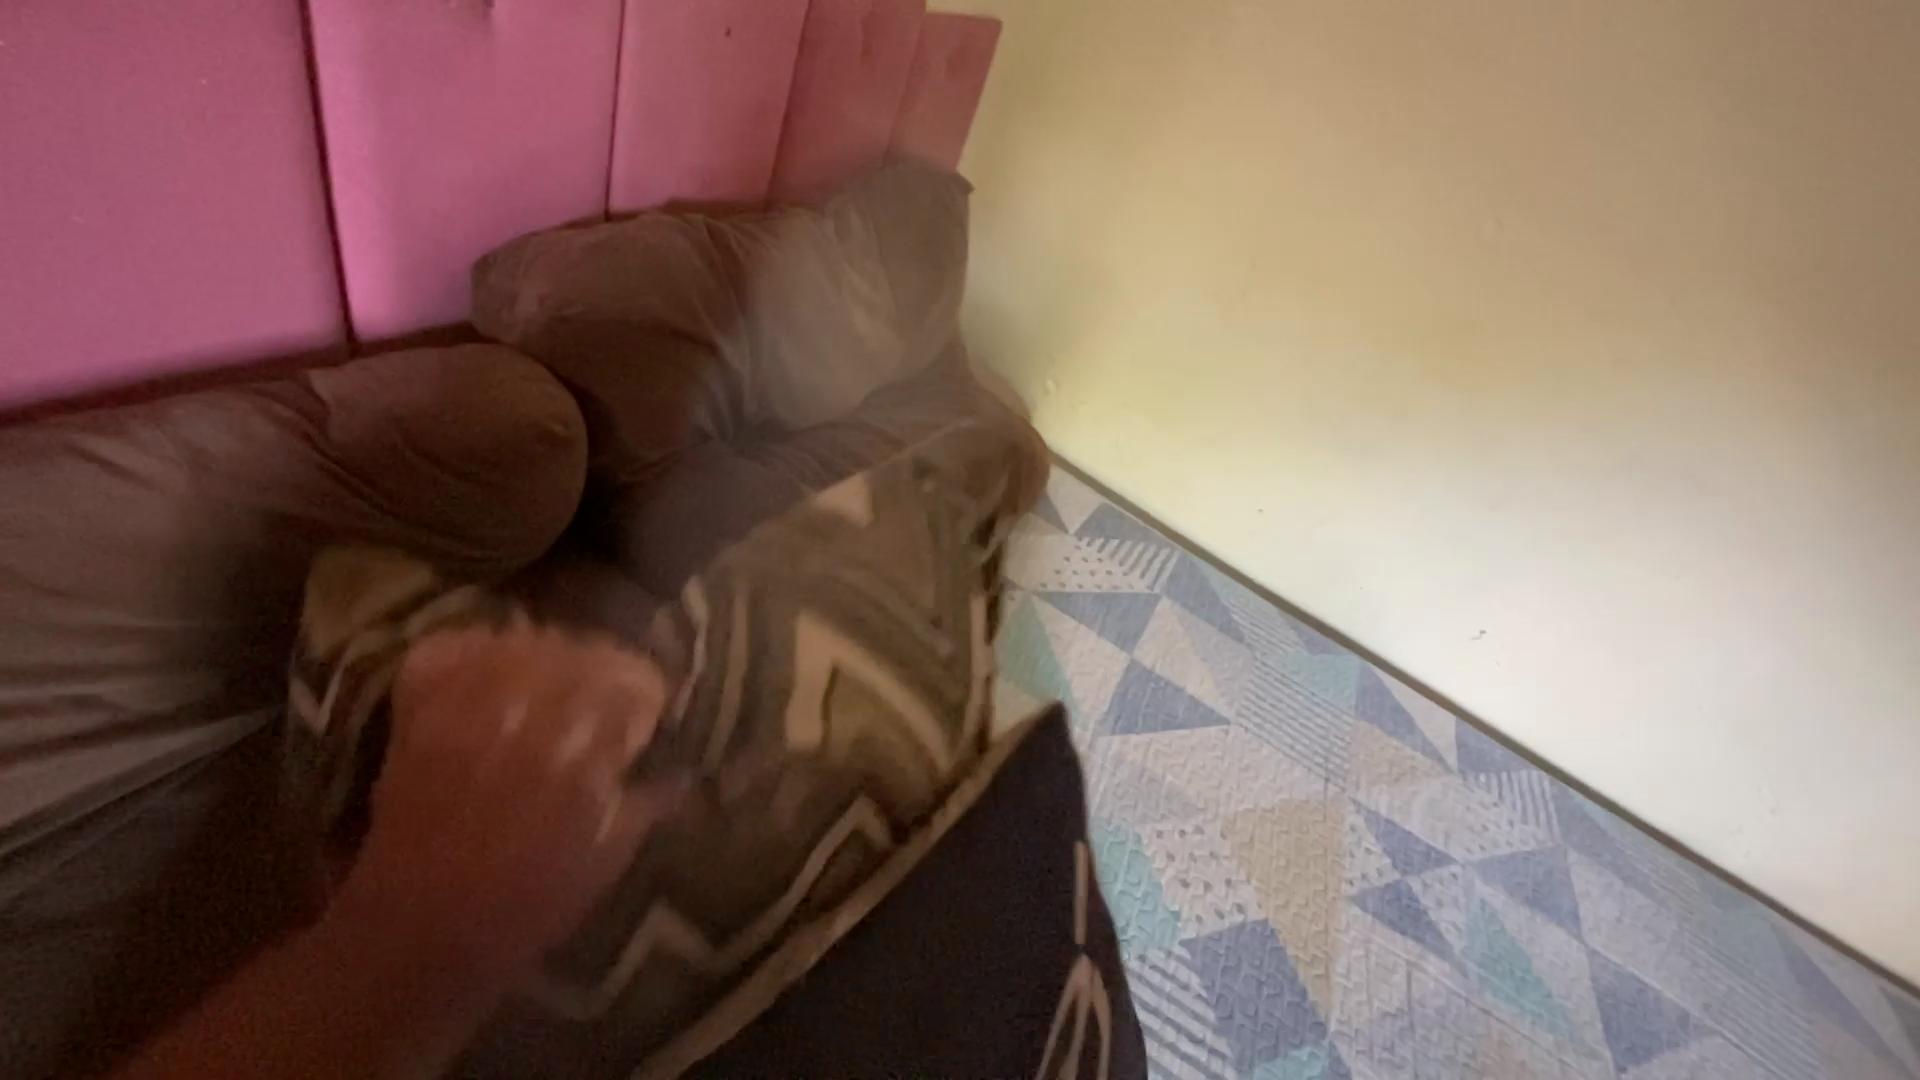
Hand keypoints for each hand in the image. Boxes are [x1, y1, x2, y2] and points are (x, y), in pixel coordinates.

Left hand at [329, 625, 676, 990]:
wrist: (420, 936)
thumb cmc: (530, 903)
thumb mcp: (611, 855)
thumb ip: (648, 799)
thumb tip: (680, 768)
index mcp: (584, 751)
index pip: (633, 678)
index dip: (644, 690)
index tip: (645, 712)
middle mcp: (530, 717)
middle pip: (579, 650)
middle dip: (601, 664)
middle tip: (604, 689)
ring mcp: (469, 712)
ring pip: (519, 641)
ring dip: (544, 652)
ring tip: (551, 672)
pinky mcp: (421, 721)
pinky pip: (447, 655)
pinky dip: (472, 650)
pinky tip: (491, 664)